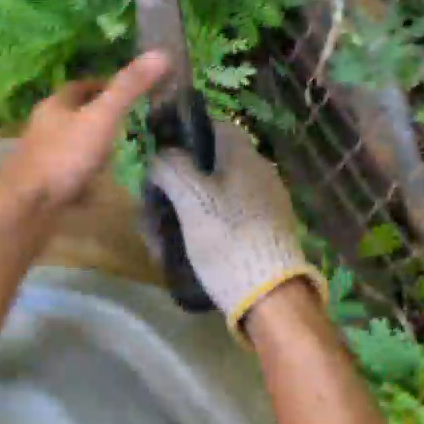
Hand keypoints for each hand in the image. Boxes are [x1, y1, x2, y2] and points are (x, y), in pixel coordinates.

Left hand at [0, 51, 171, 208]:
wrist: (24, 210)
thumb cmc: (63, 157)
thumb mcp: (102, 118)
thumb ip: (129, 88)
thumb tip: (161, 54)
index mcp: (54, 106)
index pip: (78, 86)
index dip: (102, 85)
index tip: (125, 90)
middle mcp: (43, 128)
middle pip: (72, 115)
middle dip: (96, 117)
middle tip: (126, 122)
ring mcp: (39, 159)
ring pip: (68, 146)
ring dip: (89, 147)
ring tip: (116, 154)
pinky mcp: (41, 187)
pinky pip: (66, 176)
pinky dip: (83, 179)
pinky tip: (97, 189)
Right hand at [151, 122, 323, 334]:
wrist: (272, 296)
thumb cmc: (228, 238)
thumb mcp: (190, 198)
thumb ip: (171, 167)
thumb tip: (162, 155)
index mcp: (244, 156)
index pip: (214, 126)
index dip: (185, 133)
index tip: (159, 152)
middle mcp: (259, 172)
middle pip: (210, 165)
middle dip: (177, 182)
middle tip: (152, 205)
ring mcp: (266, 203)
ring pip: (215, 195)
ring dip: (185, 209)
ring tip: (159, 238)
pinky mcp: (265, 232)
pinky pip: (228, 218)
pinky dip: (204, 226)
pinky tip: (182, 251)